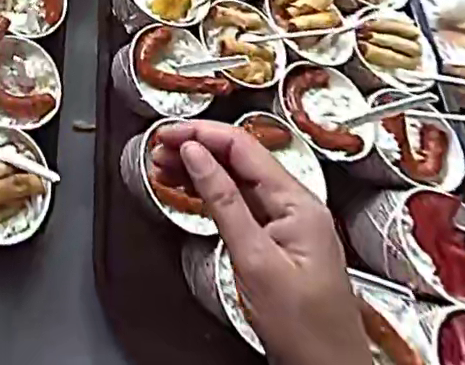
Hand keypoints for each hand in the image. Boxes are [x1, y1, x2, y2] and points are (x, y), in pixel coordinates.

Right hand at [152, 121, 370, 364]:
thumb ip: (223, 200)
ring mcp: (288, 221)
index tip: (166, 135)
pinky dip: (208, 189)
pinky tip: (187, 187)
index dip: (199, 133)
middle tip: (158, 150)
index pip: (241, 145)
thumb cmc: (306, 331)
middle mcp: (296, 205)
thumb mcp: (255, 260)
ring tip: (164, 166)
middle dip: (195, 147)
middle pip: (238, 156)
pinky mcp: (277, 238)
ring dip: (197, 166)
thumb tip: (194, 152)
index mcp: (298, 203)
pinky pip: (238, 199)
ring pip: (235, 176)